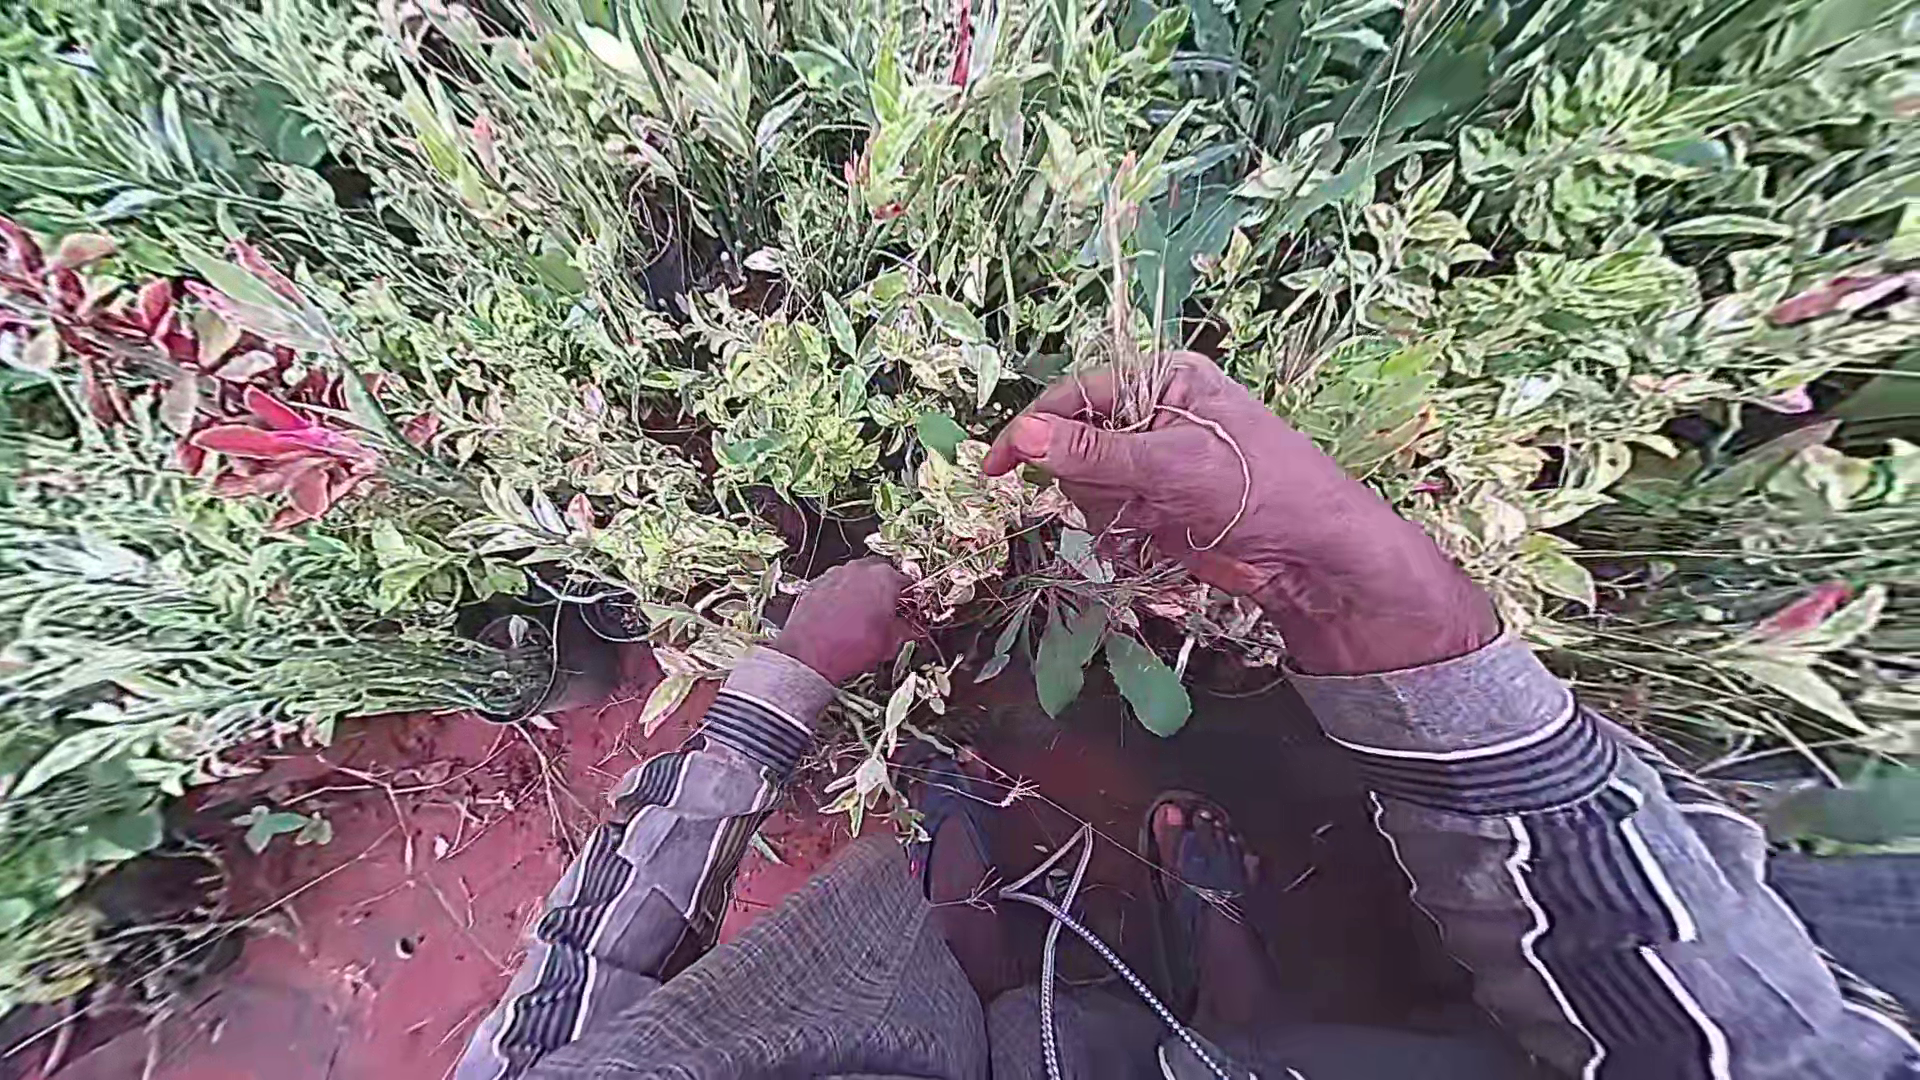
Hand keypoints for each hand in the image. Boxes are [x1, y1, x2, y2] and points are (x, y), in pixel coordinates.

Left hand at [772, 558, 913, 683]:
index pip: (907, 582)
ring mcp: (834, 575)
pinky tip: (840, 618)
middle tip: (886, 613)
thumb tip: (908, 629)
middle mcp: (859, 570)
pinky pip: (834, 586)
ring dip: (861, 592)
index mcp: (885, 578)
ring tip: (861, 618)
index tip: (909, 610)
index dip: (910, 599)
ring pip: (855, 578)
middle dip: (884, 592)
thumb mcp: (889, 643)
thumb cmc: (848, 647)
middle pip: (880, 574)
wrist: (809, 656)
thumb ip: (904, 630)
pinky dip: (839, 597)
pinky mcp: (814, 585)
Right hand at [983, 353, 1495, 673]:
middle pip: (1072, 442)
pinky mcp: (1147, 500)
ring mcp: (1146, 460)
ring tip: (1150, 516)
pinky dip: (1115, 527)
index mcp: (1159, 379)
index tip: (995, 465)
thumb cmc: (1257, 487)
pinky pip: (1102, 510)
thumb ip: (1094, 453)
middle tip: (1128, 496)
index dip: (1033, 429)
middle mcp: (1148, 414)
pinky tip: (1151, 531)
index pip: (1075, 397)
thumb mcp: (1172, 464)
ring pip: (1082, 482)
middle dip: (1087, 476)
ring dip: (1105, 506)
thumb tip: (1022, 436)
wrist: (1309, 557)